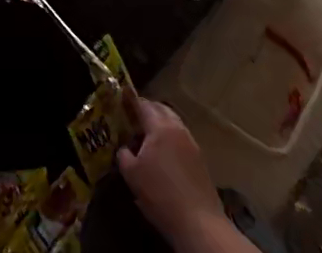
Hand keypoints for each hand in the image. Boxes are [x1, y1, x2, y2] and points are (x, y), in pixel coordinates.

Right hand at [117, 97, 238, 251]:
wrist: (197, 220)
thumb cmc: (159, 193)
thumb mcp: (132, 175)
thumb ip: (124, 155)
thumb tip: (124, 148)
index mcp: (160, 126)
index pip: (144, 105)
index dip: (131, 102)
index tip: (121, 101)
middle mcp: (177, 128)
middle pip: (161, 110)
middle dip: (147, 110)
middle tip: (133, 118)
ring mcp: (191, 142)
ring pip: (173, 124)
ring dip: (160, 125)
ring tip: (147, 137)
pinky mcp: (199, 158)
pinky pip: (181, 139)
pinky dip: (170, 139)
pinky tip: (163, 155)